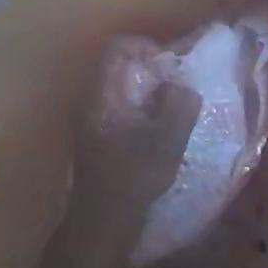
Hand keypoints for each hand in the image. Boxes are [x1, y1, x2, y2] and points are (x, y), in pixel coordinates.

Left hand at [69, 55, 201, 251]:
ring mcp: (87, 118)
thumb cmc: (132, 178)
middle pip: (116, 64)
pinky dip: (137, 106)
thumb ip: (179, 105)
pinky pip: (115, 105)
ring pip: (116, 86)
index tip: (169, 62)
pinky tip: (157, 126)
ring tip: (171, 104)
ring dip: (145, 89)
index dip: (144, 45)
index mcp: (99, 94)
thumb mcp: (166, 141)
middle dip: (148, 67)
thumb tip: (180, 86)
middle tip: (175, 81)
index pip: (116, 47)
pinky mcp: (93, 135)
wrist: (101, 222)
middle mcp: (87, 100)